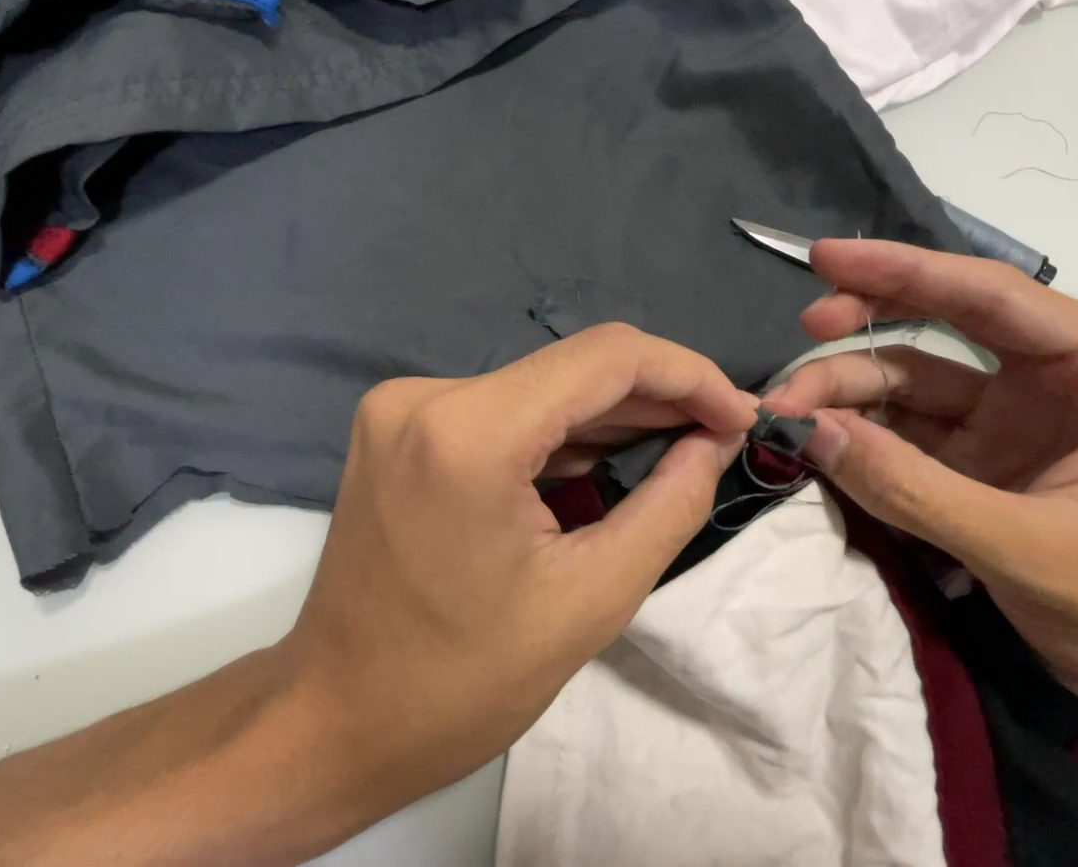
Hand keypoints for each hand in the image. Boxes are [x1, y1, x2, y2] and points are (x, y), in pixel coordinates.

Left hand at [279, 323, 755, 830]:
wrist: (338, 719)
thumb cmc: (463, 681)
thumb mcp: (593, 597)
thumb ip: (670, 503)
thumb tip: (714, 440)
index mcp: (468, 431)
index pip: (604, 358)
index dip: (687, 374)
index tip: (739, 413)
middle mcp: (424, 395)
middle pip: (570, 368)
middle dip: (654, 397)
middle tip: (719, 436)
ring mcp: (403, 408)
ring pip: (538, 387)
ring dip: (610, 417)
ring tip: (678, 450)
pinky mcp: (399, 429)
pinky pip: (502, 411)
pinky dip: (559, 435)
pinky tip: (605, 464)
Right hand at [763, 240, 1077, 731]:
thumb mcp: (1023, 549)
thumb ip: (910, 488)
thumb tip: (808, 431)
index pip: (996, 297)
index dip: (903, 272)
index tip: (824, 258)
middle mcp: (1072, 377)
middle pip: (954, 322)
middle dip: (872, 320)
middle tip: (804, 327)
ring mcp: (1028, 417)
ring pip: (924, 378)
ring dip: (856, 389)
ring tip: (789, 410)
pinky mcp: (996, 456)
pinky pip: (919, 428)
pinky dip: (869, 432)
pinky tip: (823, 439)